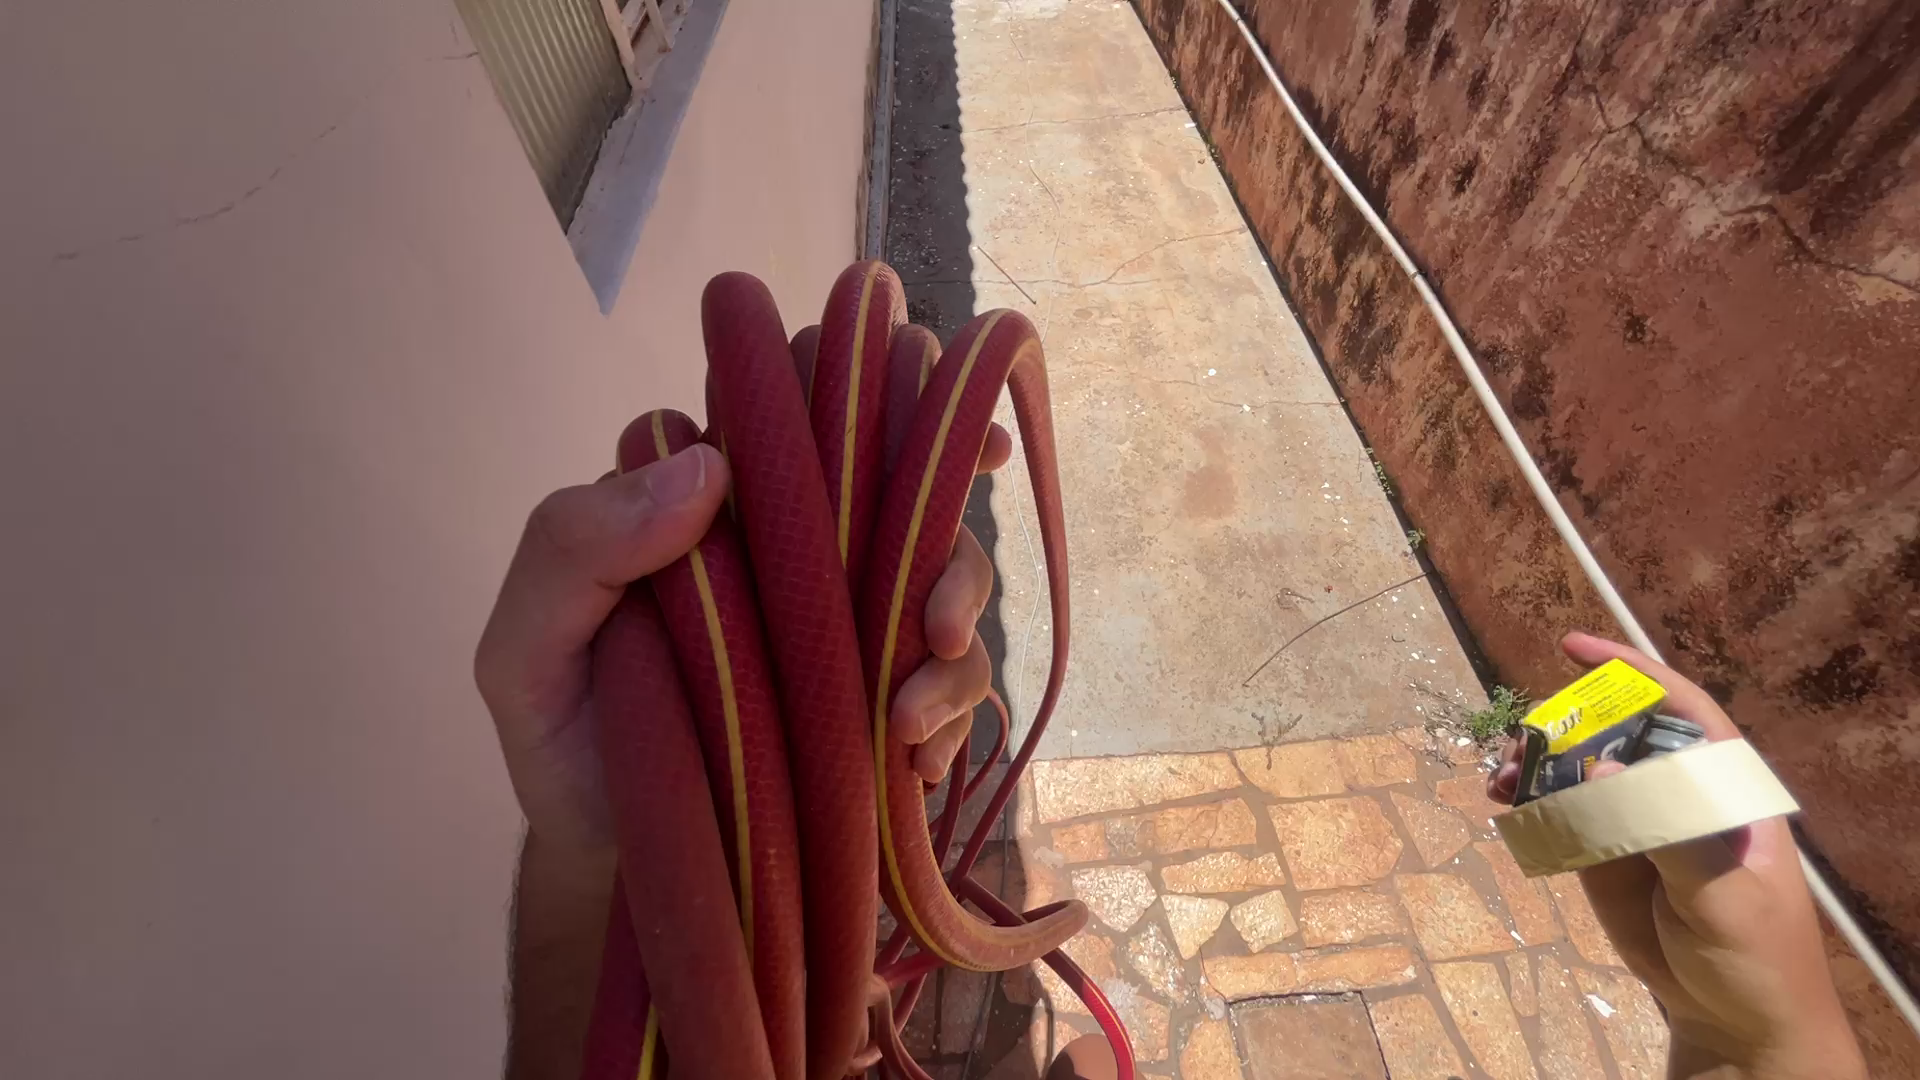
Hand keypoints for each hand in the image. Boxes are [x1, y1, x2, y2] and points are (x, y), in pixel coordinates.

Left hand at [475, 424, 1012, 853]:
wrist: (619, 853)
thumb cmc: (571, 738)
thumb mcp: (528, 648)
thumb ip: (577, 547)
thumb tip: (707, 465)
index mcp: (730, 508)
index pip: (819, 421)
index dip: (897, 407)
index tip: (962, 443)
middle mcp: (805, 550)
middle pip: (914, 511)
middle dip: (951, 556)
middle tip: (941, 630)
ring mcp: (850, 624)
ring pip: (946, 594)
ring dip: (954, 656)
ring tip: (907, 726)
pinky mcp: (879, 694)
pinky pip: (950, 683)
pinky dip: (953, 715)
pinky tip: (919, 762)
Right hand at [1486, 633, 1864, 1079]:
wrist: (1730, 1017)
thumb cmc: (1756, 959)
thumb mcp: (1725, 900)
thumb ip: (1670, 834)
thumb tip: (1600, 765)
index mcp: (1717, 793)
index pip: (1685, 711)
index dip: (1634, 671)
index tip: (1571, 646)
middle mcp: (1668, 792)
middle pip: (1607, 731)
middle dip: (1557, 723)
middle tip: (1519, 739)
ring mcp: (1628, 816)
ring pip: (1569, 765)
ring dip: (1528, 762)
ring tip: (1502, 778)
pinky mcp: (1595, 842)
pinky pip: (1550, 804)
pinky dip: (1520, 796)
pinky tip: (1502, 801)